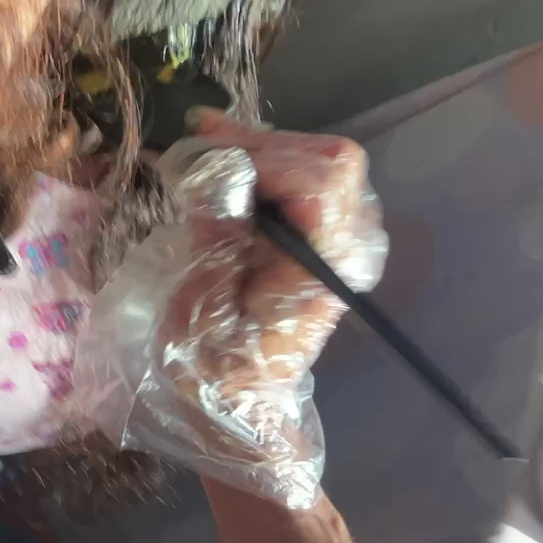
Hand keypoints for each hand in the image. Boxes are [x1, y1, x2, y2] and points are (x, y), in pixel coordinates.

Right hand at [74, 108, 384, 507]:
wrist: (237, 405)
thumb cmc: (212, 364)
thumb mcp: (200, 303)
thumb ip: (216, 232)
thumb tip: (218, 167)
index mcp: (318, 266)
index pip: (319, 180)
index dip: (261, 155)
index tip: (202, 154)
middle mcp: (342, 248)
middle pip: (330, 160)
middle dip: (262, 141)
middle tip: (200, 137)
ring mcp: (333, 244)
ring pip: (321, 164)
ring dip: (262, 148)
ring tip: (205, 144)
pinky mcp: (314, 244)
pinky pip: (306, 185)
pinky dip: (264, 164)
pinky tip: (224, 160)